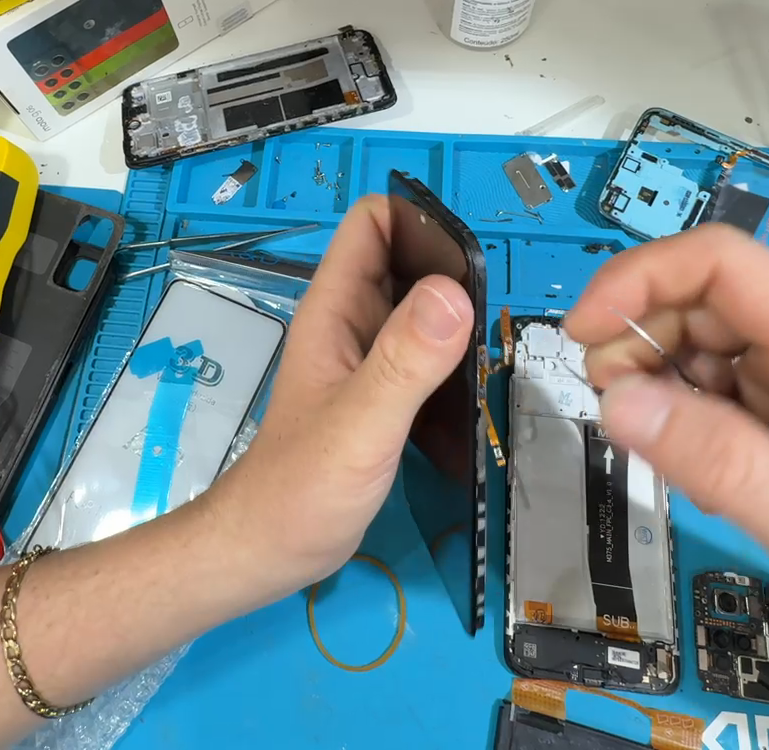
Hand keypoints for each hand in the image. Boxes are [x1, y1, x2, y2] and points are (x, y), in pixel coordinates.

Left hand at [203, 195, 473, 594]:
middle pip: (403, 258)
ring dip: (455, 310)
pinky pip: (422, 348)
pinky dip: (450, 351)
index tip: (469, 253)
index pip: (372, 224)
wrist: (271, 548)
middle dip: (449, 267)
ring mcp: (365, 355)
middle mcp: (351, 320)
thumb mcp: (361, 423)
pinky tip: (476, 379)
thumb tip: (454, 291)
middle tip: (496, 308)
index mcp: (335, 309)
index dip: (417, 220)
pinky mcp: (380, 388)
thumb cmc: (304, 486)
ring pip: (417, 304)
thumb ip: (405, 361)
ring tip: (495, 342)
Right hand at [562, 226, 768, 722]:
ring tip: (647, 442)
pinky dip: (678, 410)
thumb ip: (724, 465)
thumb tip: (615, 400)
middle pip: (701, 295)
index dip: (640, 278)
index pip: (723, 262)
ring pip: (699, 338)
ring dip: (651, 374)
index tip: (582, 336)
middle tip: (607, 405)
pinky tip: (685, 461)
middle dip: (634, 333)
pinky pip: (714, 387)